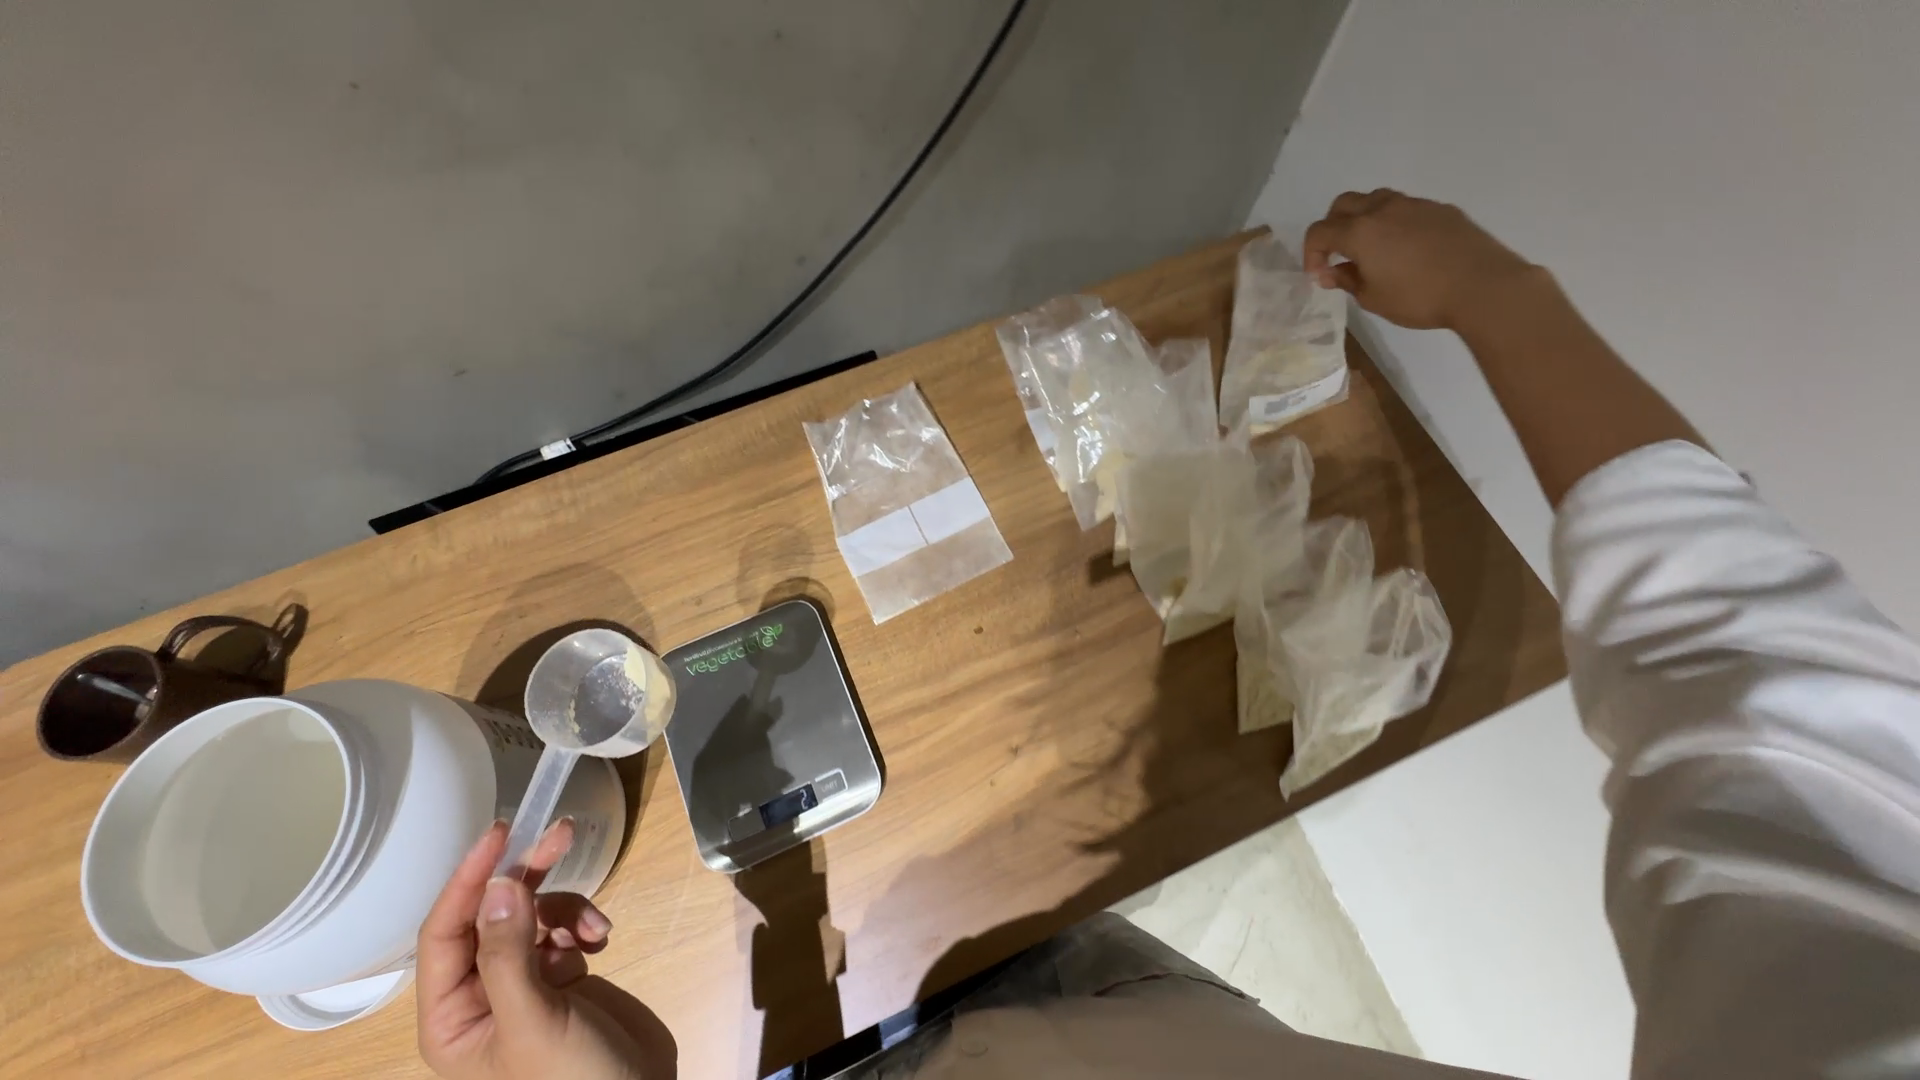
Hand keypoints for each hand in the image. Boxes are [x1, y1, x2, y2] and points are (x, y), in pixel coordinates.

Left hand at [416, 820, 643, 1079]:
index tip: (502, 834)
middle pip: (492, 913)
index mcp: (451, 1017)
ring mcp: (524, 982)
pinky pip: (564, 927)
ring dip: (567, 908)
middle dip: (526, 875)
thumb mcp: (535, 1021)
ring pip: (533, 914)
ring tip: (596, 927)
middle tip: (562, 833)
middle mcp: (480, 995)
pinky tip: (602, 939)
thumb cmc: (573, 1078)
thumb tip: (497, 885)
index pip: (444, 933)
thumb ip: (509, 954)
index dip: (469, 880)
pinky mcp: (563, 974)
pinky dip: (584, 922)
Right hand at [1302, 189, 1538, 330]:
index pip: (1319, 232)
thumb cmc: (1419, 297)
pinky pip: (1405, 209)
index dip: (1311, 254)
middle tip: (1337, 255)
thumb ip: (1347, 280)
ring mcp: (1414, 205)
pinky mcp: (1440, 209)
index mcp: (1360, 232)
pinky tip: (1405, 249)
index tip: (1319, 276)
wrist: (1483, 285)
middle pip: (1343, 204)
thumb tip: (1330, 272)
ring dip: (1362, 219)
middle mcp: (1383, 210)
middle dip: (1332, 227)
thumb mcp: (1372, 298)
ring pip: (1375, 200)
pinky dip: (1393, 223)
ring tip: (1371, 248)